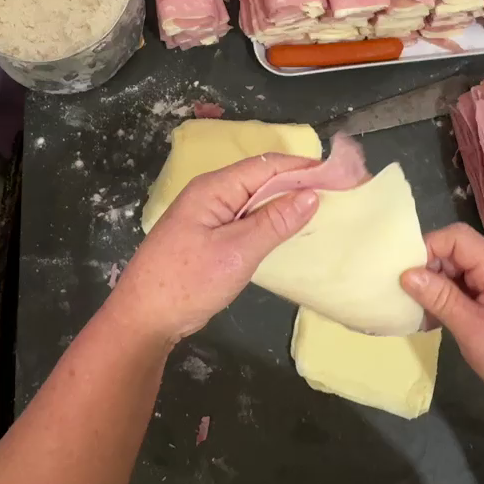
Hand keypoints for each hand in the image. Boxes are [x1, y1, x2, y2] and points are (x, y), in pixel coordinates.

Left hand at [106, 154, 320, 347]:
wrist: (143, 318)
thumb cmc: (188, 282)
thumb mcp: (237, 252)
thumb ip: (275, 222)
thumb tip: (312, 194)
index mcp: (215, 188)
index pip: (268, 165)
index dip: (304, 166)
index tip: (340, 174)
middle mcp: (211, 193)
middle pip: (261, 178)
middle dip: (298, 181)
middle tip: (337, 192)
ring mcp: (208, 215)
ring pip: (254, 198)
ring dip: (284, 201)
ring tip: (321, 208)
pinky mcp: (208, 235)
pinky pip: (245, 217)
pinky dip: (269, 219)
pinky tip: (286, 230)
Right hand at [400, 224, 483, 426]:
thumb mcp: (475, 332)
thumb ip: (441, 299)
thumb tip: (406, 273)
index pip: (457, 237)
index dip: (428, 247)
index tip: (404, 274)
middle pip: (455, 251)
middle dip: (427, 267)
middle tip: (403, 294)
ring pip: (456, 271)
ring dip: (433, 286)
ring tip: (413, 309)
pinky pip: (463, 289)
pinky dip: (444, 300)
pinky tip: (430, 320)